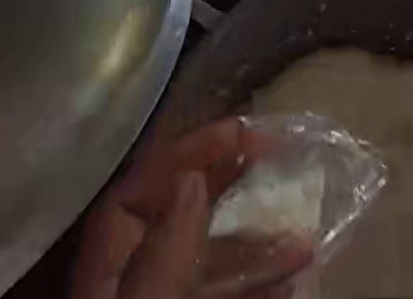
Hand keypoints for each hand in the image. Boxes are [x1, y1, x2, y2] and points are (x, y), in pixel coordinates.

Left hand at [70, 120, 313, 298]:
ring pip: (211, 254)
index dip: (189, 150)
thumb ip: (161, 253)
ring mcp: (165, 295)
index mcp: (107, 266)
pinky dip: (262, 277)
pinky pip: (226, 288)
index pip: (141, 185)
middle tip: (277, 155)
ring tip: (304, 233)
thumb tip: (191, 179)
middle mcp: (132, 278)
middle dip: (233, 181)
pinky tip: (296, 272)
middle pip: (181, 210)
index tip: (241, 131)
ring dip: (260, 238)